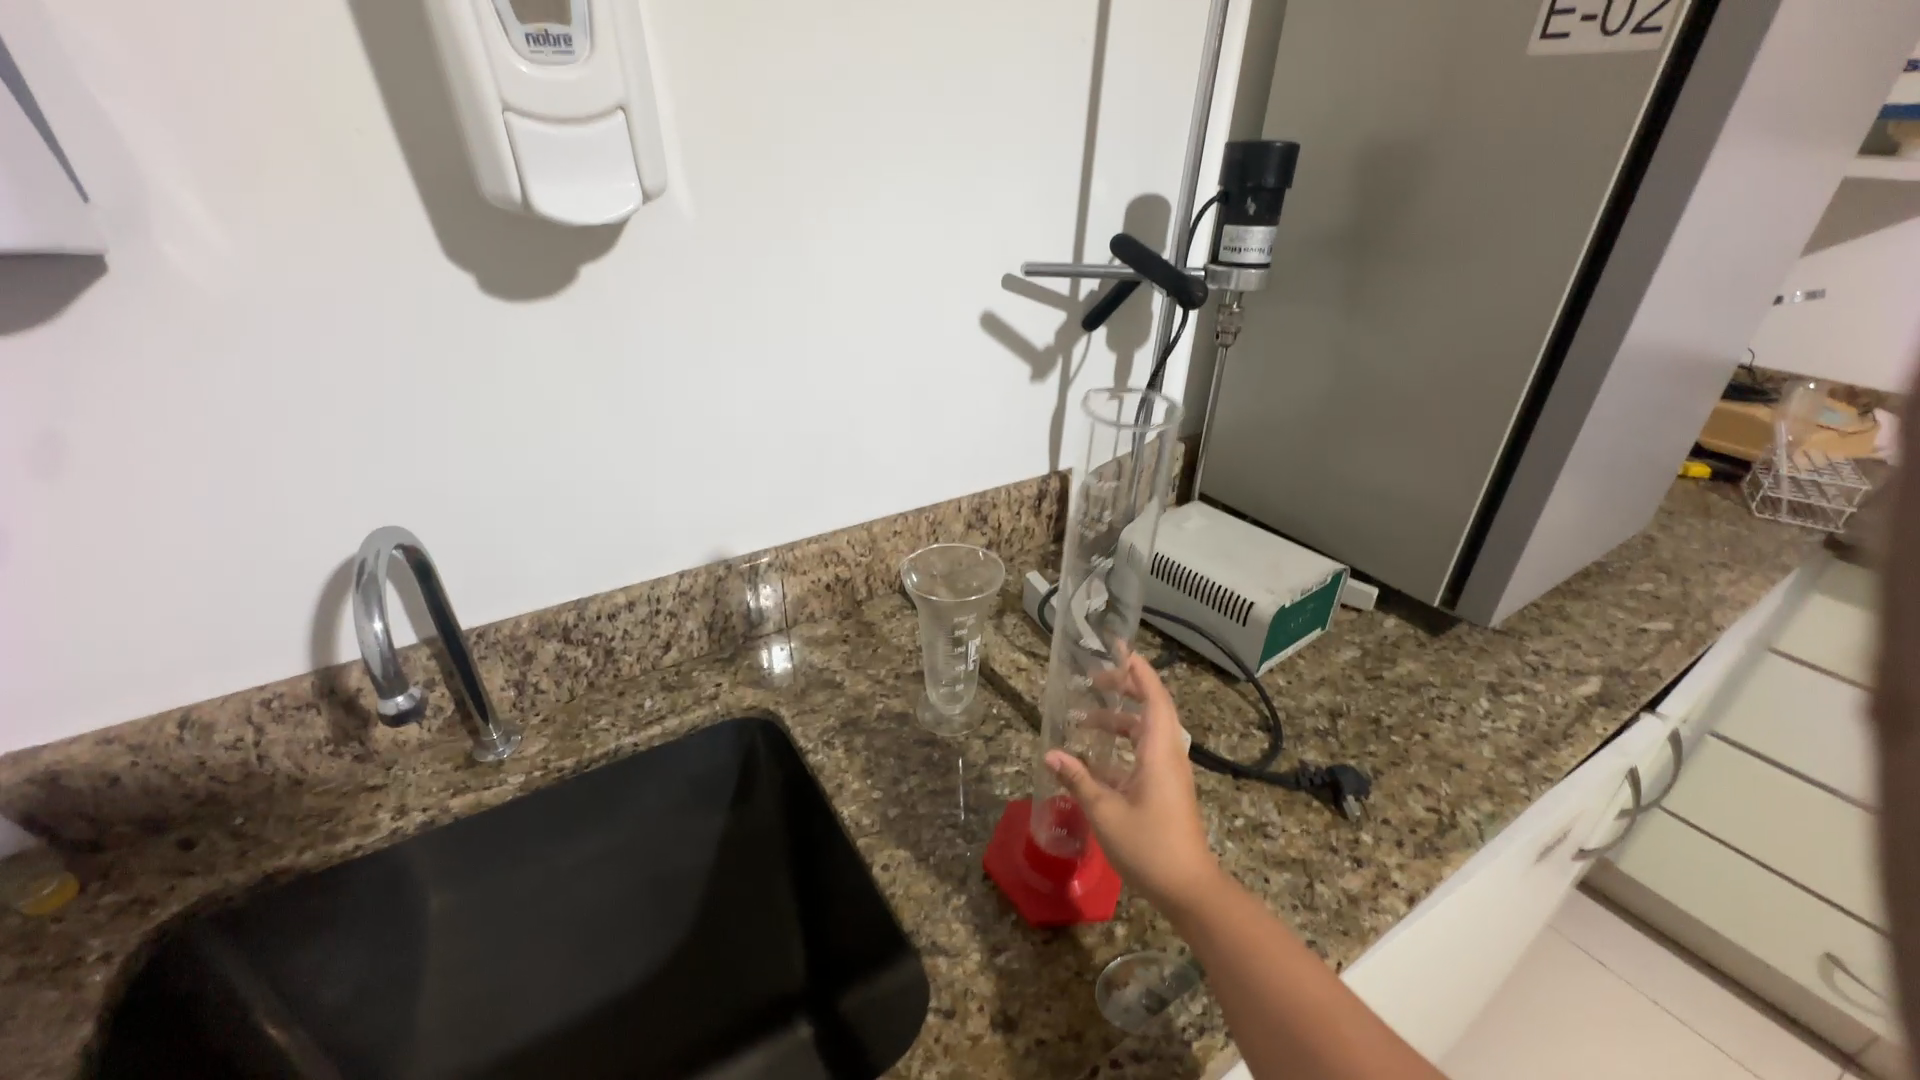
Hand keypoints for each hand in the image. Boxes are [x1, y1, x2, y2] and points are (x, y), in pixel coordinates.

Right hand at [1045, 654, 1222, 914]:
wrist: (1188, 888)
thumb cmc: (1148, 846)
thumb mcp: (1105, 811)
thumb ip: (1078, 779)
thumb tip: (1051, 753)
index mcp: (1159, 751)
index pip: (1153, 696)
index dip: (1137, 670)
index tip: (1118, 648)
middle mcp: (1167, 755)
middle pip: (1150, 709)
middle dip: (1123, 690)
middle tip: (1092, 680)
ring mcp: (1168, 774)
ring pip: (1144, 734)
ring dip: (1117, 722)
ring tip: (1084, 720)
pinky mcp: (1164, 791)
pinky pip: (1142, 755)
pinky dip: (1119, 749)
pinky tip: (1091, 762)